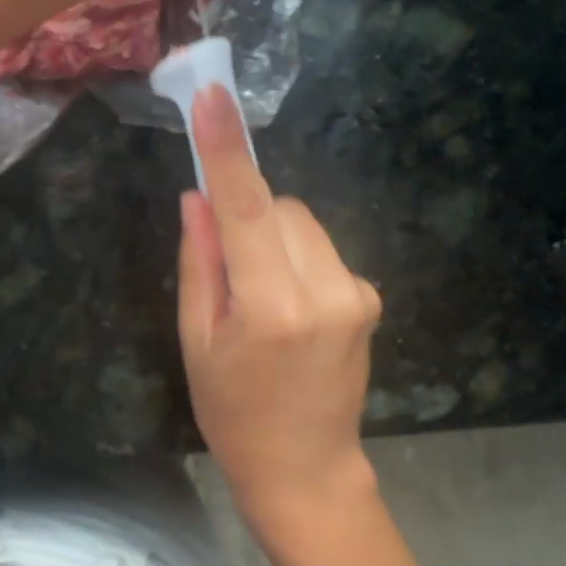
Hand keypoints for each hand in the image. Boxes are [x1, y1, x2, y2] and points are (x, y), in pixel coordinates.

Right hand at [176, 86, 381, 544]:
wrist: (303, 465)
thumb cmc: (231, 412)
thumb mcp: (196, 341)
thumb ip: (199, 264)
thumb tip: (197, 199)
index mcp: (272, 306)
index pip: (247, 209)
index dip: (225, 153)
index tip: (209, 99)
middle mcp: (326, 289)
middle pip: (280, 208)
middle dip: (246, 217)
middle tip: (222, 269)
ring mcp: (356, 292)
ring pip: (301, 225)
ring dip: (269, 239)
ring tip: (254, 299)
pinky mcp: (369, 296)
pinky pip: (319, 249)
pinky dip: (291, 258)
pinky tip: (284, 309)